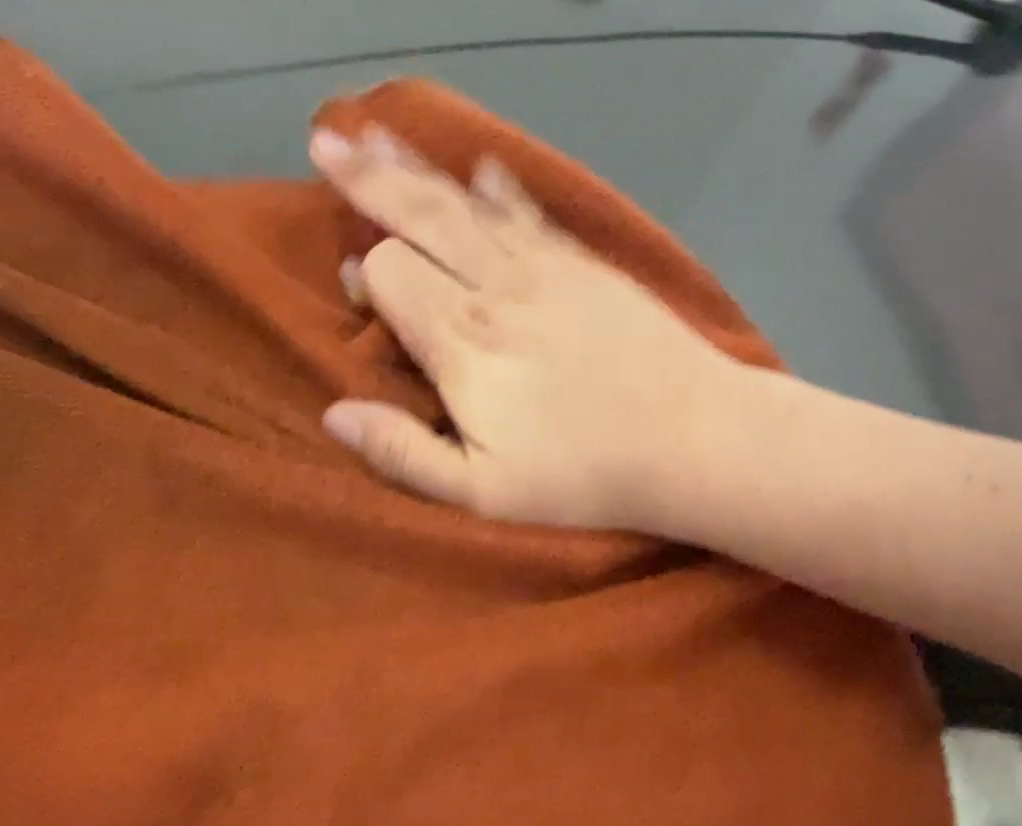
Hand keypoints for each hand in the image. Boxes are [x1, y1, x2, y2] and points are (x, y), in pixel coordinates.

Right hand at [310, 125, 755, 531]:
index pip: (391, 273)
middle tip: (325, 145)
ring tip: (376, 135)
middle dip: (368, 182)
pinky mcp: (585, 266)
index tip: (358, 290)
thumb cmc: (582, 476)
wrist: (696, 438)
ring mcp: (545, 269)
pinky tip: (484, 170)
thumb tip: (335, 415)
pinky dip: (497, 189)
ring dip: (416, 168)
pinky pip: (528, 212)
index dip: (366, 275)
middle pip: (419, 216)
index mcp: (462, 344)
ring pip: (465, 203)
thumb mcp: (480, 493)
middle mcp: (496, 288)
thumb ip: (403, 453)